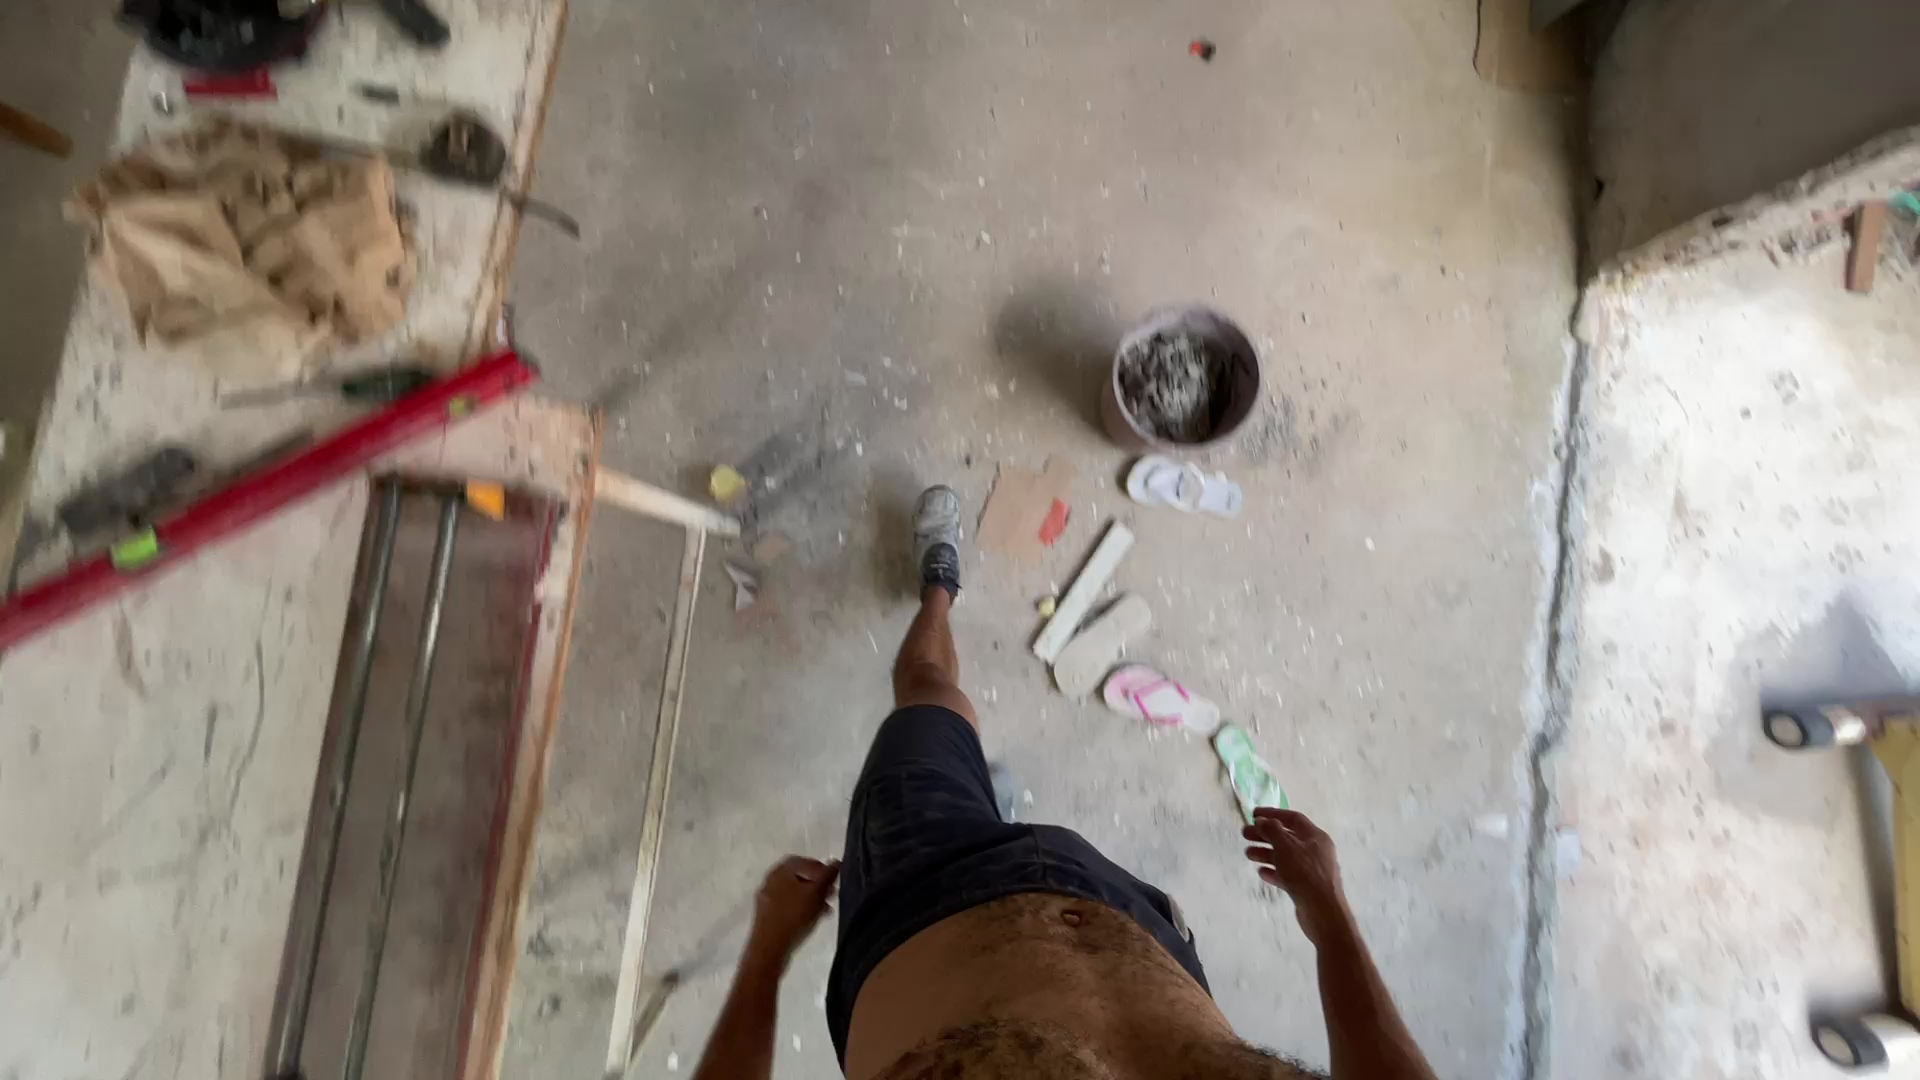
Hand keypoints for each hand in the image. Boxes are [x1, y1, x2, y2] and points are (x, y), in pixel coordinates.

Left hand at [746, 855, 840, 964]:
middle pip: (799, 877)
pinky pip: (787, 906)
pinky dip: (801, 909)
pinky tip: (812, 920)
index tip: (833, 879)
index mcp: (781, 870)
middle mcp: (771, 880)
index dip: (821, 868)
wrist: (768, 949)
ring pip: (794, 893)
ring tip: (825, 910)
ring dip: (811, 898)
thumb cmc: (794, 916)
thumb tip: (836, 861)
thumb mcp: (817, 894)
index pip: (804, 861)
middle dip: (818, 885)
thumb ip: (828, 876)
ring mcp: (766, 899)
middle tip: (831, 895)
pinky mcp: (766, 916)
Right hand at [1243, 808, 1348, 943]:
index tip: (1253, 814)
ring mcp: (1311, 870)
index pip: (1292, 818)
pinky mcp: (1306, 887)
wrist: (1323, 912)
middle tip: (1245, 834)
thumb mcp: (1286, 846)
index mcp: (1315, 837)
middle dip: (1264, 835)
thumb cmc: (1304, 873)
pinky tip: (1261, 872)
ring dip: (1265, 853)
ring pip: (1285, 856)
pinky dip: (1274, 871)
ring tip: (1248, 854)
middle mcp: (1315, 851)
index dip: (1272, 813)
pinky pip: (1287, 874)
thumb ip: (1272, 830)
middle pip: (1286, 837)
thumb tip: (1262, 821)